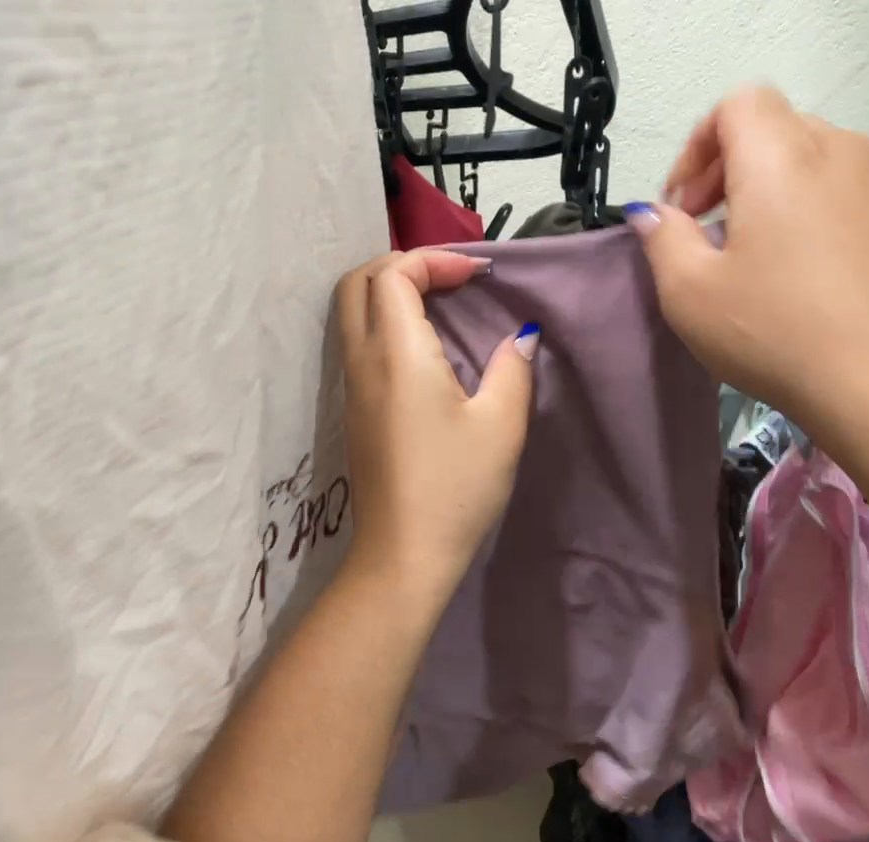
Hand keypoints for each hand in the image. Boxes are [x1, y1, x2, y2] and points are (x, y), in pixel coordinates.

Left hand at [334, 249, 535, 596]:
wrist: (402, 554)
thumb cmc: (455, 489)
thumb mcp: (500, 426)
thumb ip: (511, 368)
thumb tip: (519, 336)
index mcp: (395, 354)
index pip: (392, 274)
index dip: (433, 259)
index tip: (476, 277)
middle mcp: (361, 364)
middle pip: (356, 285)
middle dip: (401, 266)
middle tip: (450, 281)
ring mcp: (350, 392)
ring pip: (350, 317)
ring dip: (389, 298)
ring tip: (440, 311)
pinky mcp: (352, 416)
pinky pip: (357, 350)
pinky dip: (383, 330)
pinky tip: (424, 355)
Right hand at [625, 85, 868, 421]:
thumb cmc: (777, 333)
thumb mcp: (689, 294)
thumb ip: (663, 241)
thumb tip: (655, 215)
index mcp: (781, 158)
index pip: (736, 104)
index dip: (695, 148)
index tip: (681, 209)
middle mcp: (841, 150)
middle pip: (774, 130)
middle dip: (727, 172)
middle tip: (706, 237)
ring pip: (812, 162)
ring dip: (769, 195)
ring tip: (753, 262)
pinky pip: (846, 193)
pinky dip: (811, 214)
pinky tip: (802, 279)